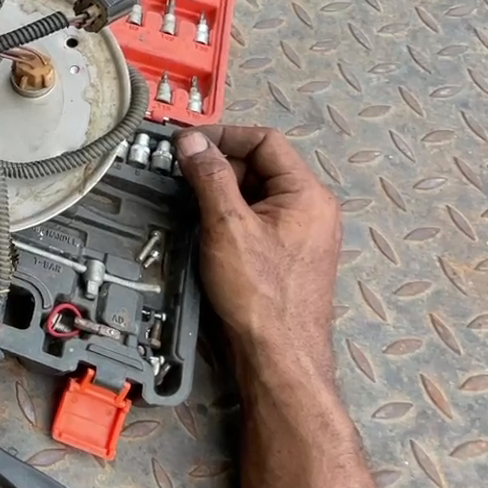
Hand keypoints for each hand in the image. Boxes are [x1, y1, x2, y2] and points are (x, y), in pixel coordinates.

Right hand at [175, 126, 341, 386]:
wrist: (277, 351)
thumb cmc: (259, 292)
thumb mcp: (227, 225)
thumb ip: (209, 176)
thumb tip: (191, 140)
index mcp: (307, 195)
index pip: (265, 141)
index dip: (223, 136)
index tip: (184, 143)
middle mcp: (309, 208)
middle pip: (258, 165)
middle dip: (216, 165)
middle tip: (179, 175)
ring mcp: (297, 231)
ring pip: (252, 192)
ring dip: (217, 190)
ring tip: (187, 203)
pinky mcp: (282, 251)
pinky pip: (252, 216)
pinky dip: (225, 213)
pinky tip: (203, 227)